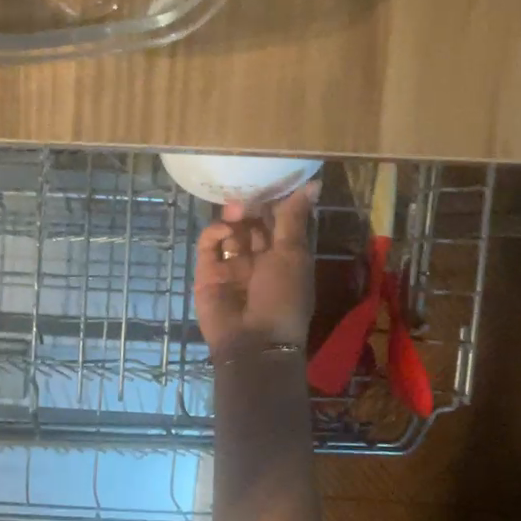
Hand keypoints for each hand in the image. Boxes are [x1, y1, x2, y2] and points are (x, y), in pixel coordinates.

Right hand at [194, 179, 321, 355]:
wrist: (253, 341)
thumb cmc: (283, 297)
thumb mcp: (293, 254)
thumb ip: (294, 218)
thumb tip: (313, 183)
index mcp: (285, 256)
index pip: (278, 221)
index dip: (275, 201)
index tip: (273, 179)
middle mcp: (258, 259)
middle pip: (253, 223)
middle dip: (253, 206)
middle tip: (251, 190)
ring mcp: (231, 265)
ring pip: (230, 231)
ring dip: (235, 216)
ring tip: (237, 210)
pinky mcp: (207, 272)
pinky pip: (209, 245)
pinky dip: (215, 233)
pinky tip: (224, 229)